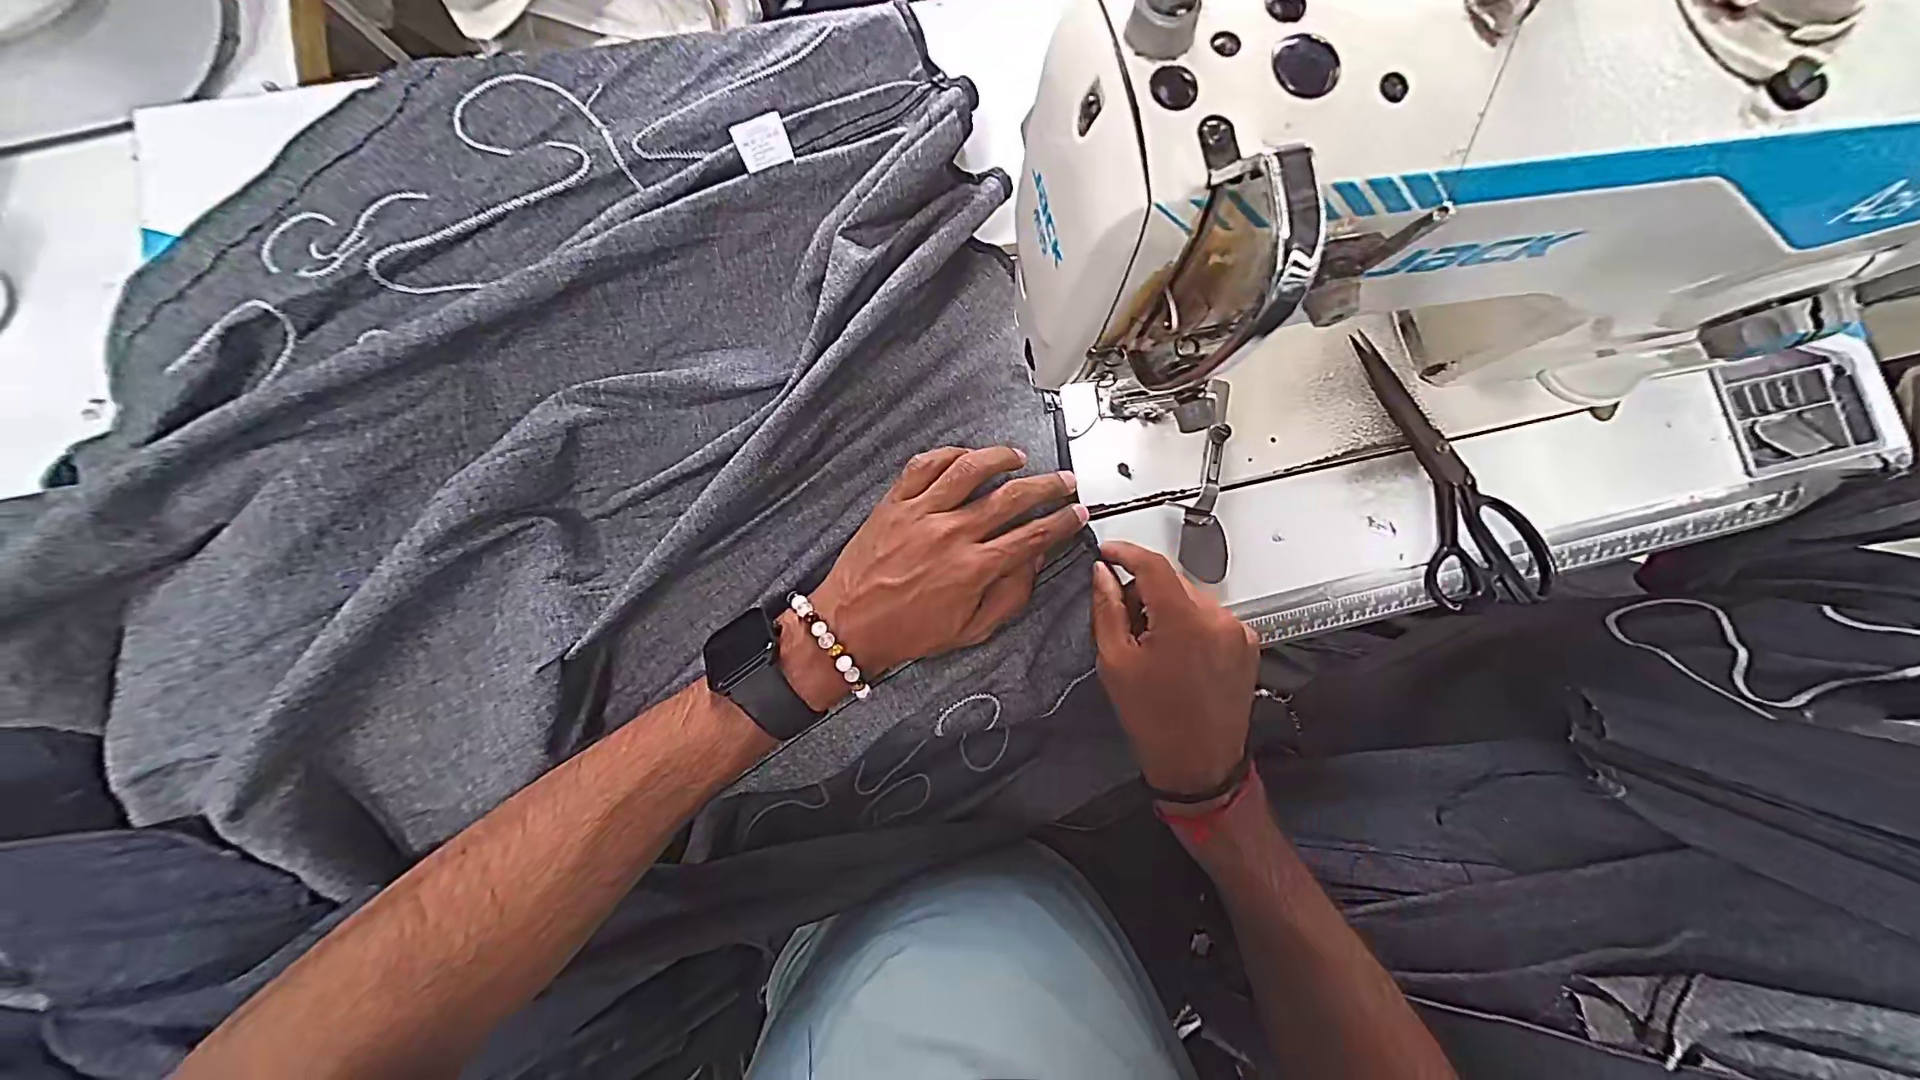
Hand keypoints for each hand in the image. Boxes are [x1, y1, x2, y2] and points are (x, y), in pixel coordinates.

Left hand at [780, 447, 1085, 709]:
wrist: (849, 626)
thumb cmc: (905, 632)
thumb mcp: (970, 630)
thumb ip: (1009, 595)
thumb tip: (1034, 563)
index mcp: (973, 568)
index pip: (1033, 535)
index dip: (1063, 521)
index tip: (1075, 513)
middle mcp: (951, 534)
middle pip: (1013, 496)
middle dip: (1048, 485)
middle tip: (1063, 482)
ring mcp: (921, 514)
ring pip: (971, 469)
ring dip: (1002, 458)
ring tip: (1018, 458)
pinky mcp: (895, 503)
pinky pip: (925, 465)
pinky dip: (950, 454)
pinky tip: (965, 456)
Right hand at [1090, 540, 1257, 796]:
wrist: (1199, 761)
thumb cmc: (1158, 720)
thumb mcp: (1115, 661)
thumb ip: (1107, 608)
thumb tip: (1103, 575)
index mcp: (1183, 620)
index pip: (1152, 563)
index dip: (1125, 552)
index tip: (1109, 552)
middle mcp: (1217, 619)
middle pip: (1170, 580)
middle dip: (1143, 592)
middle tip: (1125, 624)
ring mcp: (1236, 631)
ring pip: (1189, 597)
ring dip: (1166, 609)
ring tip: (1153, 649)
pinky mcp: (1245, 643)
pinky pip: (1208, 616)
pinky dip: (1188, 623)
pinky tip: (1176, 654)